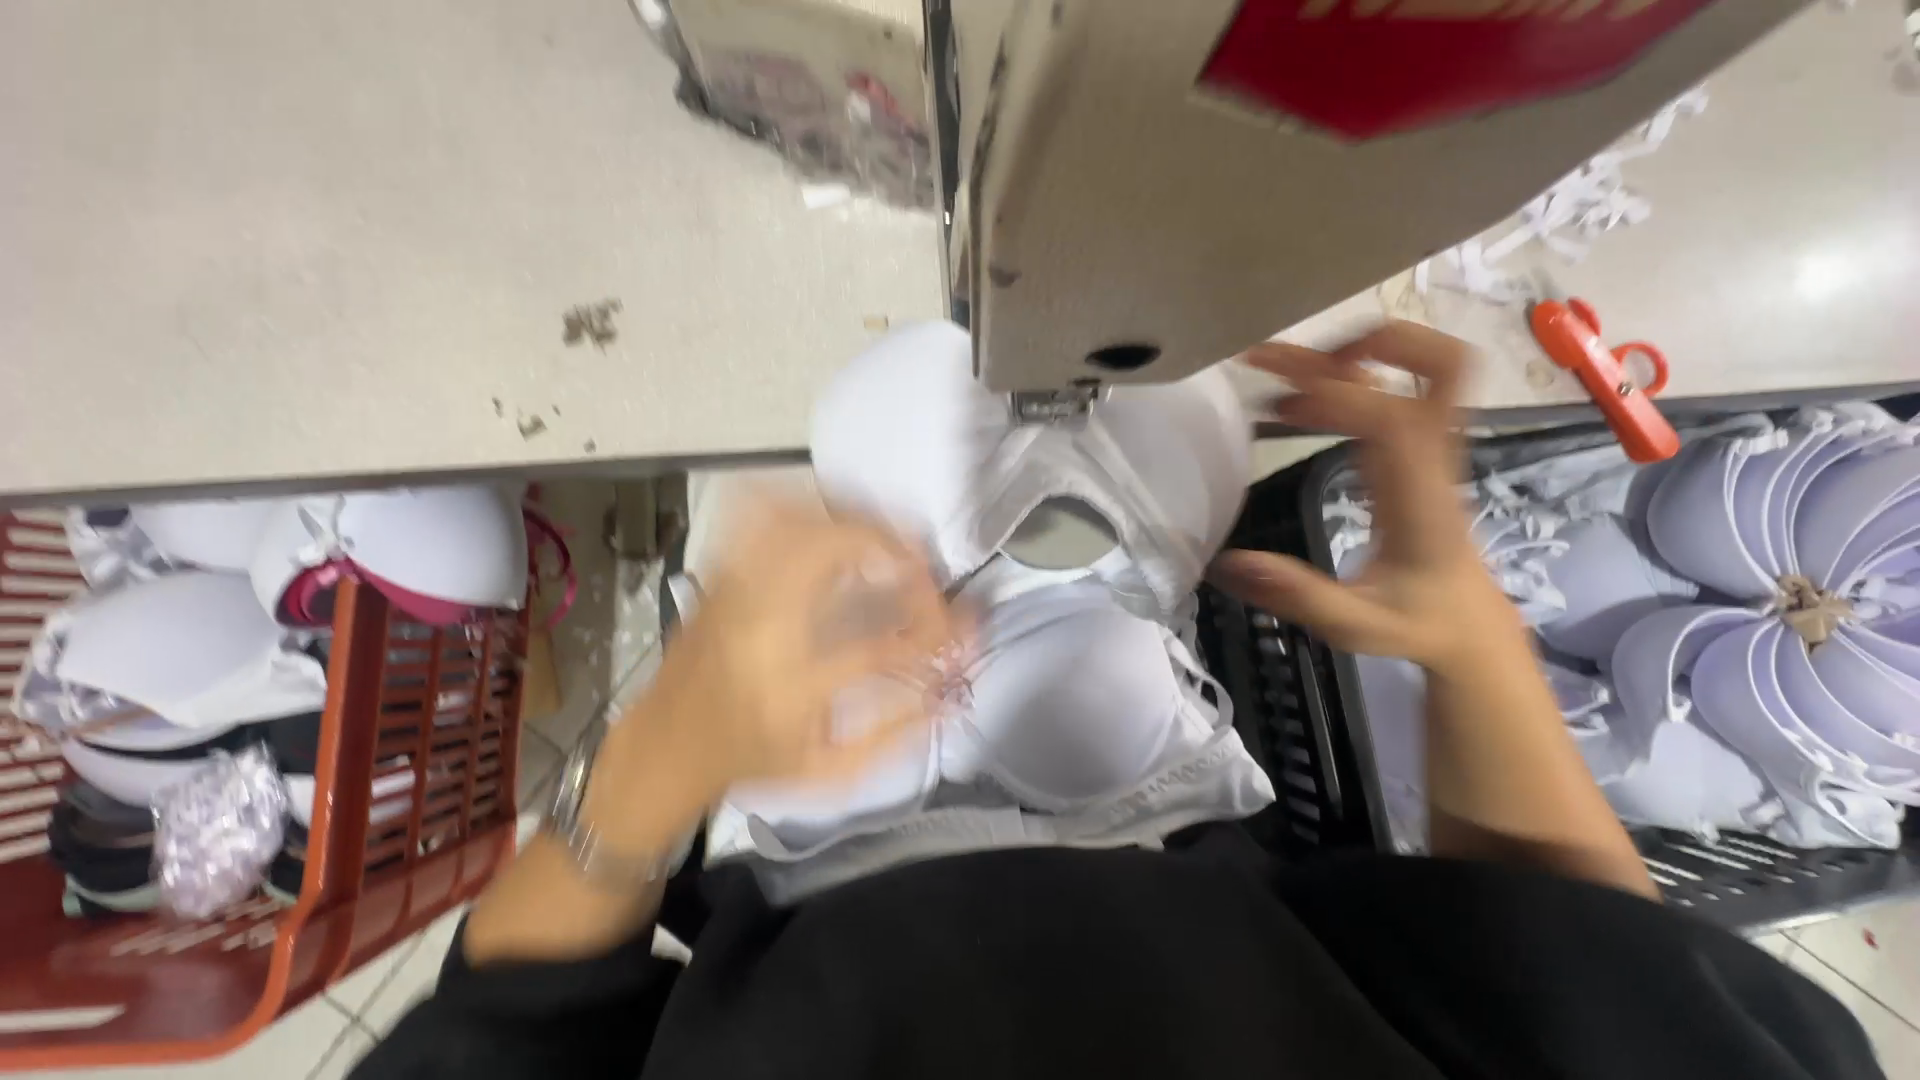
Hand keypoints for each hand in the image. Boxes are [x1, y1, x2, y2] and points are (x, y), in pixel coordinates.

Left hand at [586, 497, 966, 841]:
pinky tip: (831, 518)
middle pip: (830, 549)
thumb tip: (951, 694)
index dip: (932, 628)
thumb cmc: (751, 760)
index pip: (878, 644)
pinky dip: (802, 503)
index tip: (957, 627)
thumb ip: (896, 735)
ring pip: (791, 516)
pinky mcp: (720, 574)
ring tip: (882, 537)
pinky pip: (755, 510)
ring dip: (849, 516)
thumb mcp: (828, 772)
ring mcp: (732, 592)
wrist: (666, 745)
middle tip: (919, 564)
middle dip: (891, 544)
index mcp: (789, 687)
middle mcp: (757, 628)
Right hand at [1208, 322, 1523, 674]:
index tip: (1281, 405)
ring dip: (1348, 353)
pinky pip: (1393, 392)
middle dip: (1361, 343)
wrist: (1473, 627)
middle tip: (1278, 359)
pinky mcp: (1414, 451)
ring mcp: (1429, 449)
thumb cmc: (1420, 624)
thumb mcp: (1357, 625)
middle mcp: (1433, 457)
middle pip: (1434, 366)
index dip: (1341, 396)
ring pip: (1415, 369)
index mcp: (1422, 495)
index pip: (1397, 417)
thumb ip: (1301, 596)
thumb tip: (1229, 562)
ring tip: (1271, 366)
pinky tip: (1289, 405)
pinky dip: (1344, 380)